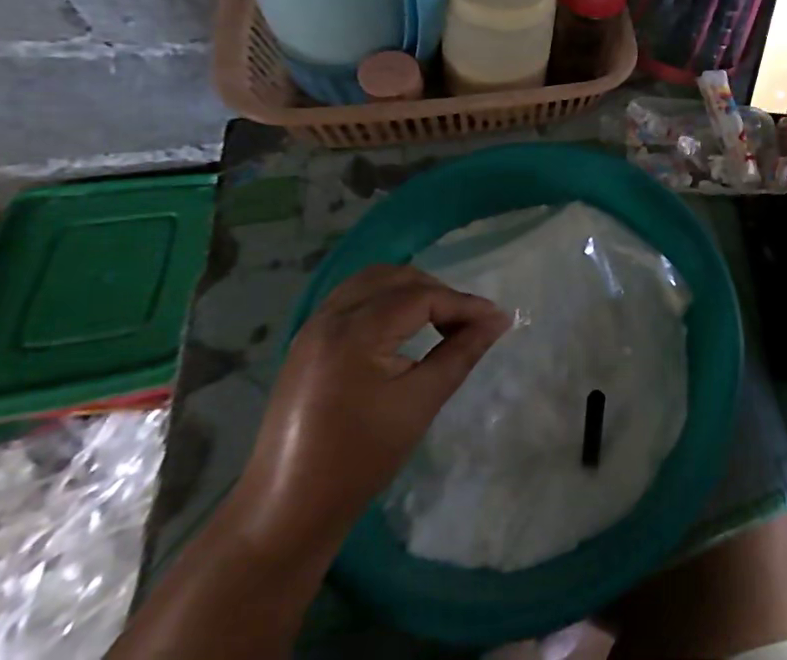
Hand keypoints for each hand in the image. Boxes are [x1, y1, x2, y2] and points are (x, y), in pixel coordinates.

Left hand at [231, 265, 511, 544]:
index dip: (464, 304)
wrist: (288, 507)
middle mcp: (330, 316)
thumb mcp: (419, 402)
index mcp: (356, 329)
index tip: (498, 320)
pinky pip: (352, 301)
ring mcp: (313, 328)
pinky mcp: (307, 343)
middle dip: (438, 293)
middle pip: (395, 279)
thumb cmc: (360, 458)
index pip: (422, 296)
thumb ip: (460, 353)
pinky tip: (402, 331)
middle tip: (468, 324)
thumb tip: (498, 322)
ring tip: (440, 322)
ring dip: (410, 293)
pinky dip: (385, 303)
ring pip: (371, 284)